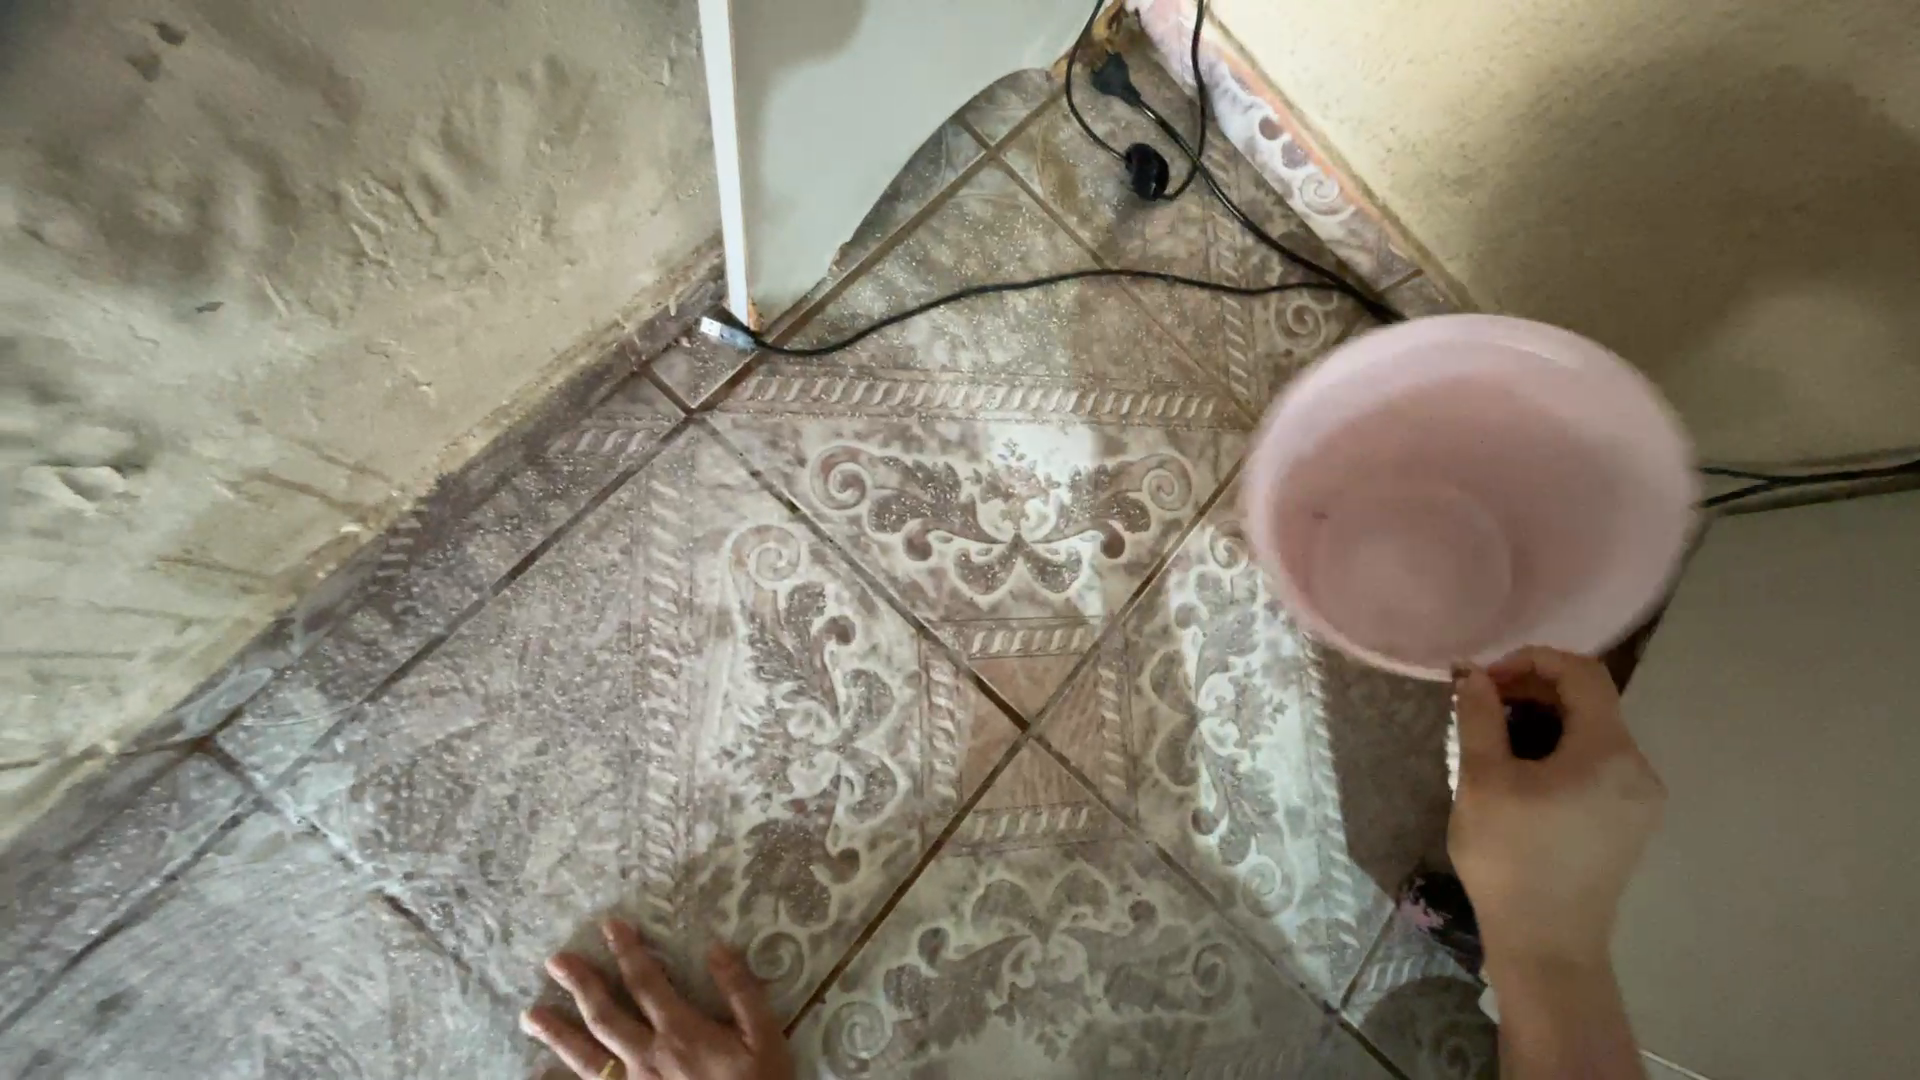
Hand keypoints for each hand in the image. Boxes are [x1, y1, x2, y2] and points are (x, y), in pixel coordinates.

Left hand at [521, 919, 794, 1079]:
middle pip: (605, 1016)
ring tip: (531, 1015)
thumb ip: (741, 990)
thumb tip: (716, 947)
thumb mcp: (765, 1034)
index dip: (627, 951)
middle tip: (556, 961)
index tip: (611, 925)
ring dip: (558, 1033)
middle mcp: (647, 1058)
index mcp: (680, 1033)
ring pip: (586, 1058)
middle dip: (581, 985)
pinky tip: (539, 1076)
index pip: (646, 983)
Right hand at [1449, 647, 1666, 971]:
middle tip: (1476, 705)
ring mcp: (1639, 798)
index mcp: (1610, 754)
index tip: (1481, 680)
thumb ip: (1478, 716)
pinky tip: (1517, 767)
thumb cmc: (1509, 854)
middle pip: (1588, 700)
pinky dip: (1554, 747)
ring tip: (1489, 736)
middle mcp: (1639, 770)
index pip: (1582, 674)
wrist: (1545, 941)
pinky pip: (1594, 761)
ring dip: (1538, 718)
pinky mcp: (1627, 819)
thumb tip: (1471, 674)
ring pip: (1589, 731)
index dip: (1529, 661)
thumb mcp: (1481, 778)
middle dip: (1528, 689)